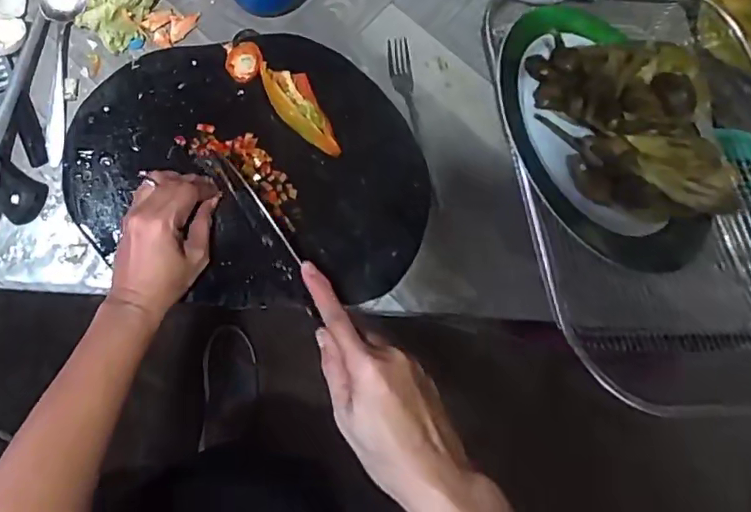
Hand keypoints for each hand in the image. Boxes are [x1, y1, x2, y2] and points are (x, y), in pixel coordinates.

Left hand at [108, 171, 218, 318]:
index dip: (204, 187)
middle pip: (171, 182)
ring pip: (156, 180)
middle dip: (192, 182)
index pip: (186, 190)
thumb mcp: (196, 258)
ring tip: (189, 189)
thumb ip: (204, 225)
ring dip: (175, 180)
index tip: (216, 192)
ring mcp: (133, 211)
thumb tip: (210, 201)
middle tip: (207, 188)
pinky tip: (170, 193)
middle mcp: (145, 210)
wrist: (133, 301)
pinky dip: (159, 185)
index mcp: (162, 221)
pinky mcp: (127, 216)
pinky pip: (144, 189)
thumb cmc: (166, 285)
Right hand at [302, 262, 509, 511]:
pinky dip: (386, 377)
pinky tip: (392, 410)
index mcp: (366, 365)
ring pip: (378, 351)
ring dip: (369, 368)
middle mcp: (390, 354)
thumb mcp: (347, 419)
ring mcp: (411, 362)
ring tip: (375, 411)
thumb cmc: (386, 456)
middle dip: (349, 353)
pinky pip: (395, 363)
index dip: (320, 291)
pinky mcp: (425, 374)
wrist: (441, 481)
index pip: (337, 319)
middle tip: (349, 392)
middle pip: (358, 338)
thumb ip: (333, 371)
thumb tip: (325, 337)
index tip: (309, 268)